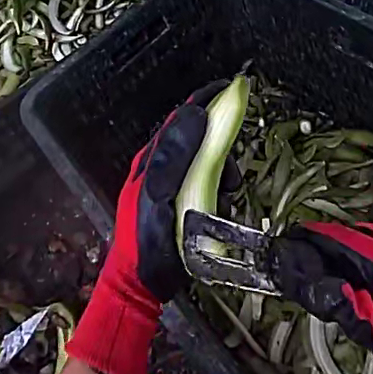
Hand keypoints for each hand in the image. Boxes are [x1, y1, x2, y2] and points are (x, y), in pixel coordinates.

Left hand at [65, 80, 226, 373]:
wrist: (139, 285)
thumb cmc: (146, 242)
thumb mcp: (161, 194)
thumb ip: (177, 154)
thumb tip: (195, 111)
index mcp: (154, 157)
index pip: (183, 116)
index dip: (207, 99)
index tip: (231, 88)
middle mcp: (162, 165)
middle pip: (198, 137)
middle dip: (221, 147)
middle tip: (233, 173)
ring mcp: (171, 184)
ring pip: (206, 162)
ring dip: (222, 174)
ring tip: (226, 196)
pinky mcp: (181, 202)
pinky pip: (207, 184)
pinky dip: (219, 192)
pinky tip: (220, 209)